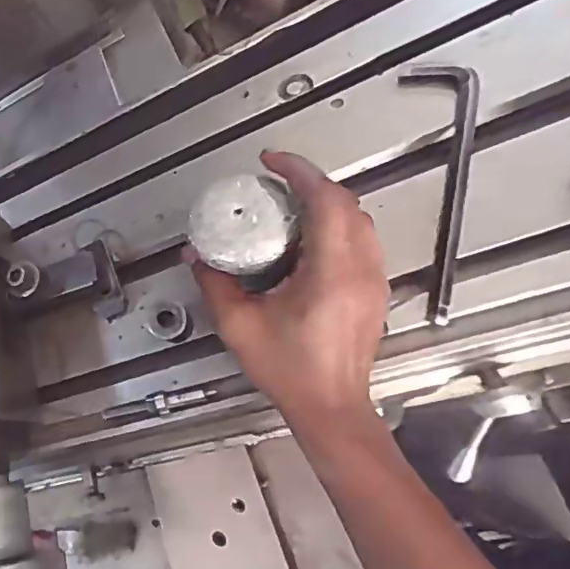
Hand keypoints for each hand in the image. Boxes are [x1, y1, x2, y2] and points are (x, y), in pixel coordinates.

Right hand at [191, 151, 390, 425]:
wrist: (331, 406)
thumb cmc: (294, 372)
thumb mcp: (239, 324)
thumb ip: (214, 283)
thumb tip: (197, 256)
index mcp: (332, 273)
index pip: (326, 200)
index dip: (298, 172)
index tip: (273, 162)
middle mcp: (360, 271)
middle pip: (346, 202)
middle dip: (310, 182)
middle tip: (276, 181)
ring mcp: (372, 280)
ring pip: (358, 218)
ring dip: (326, 201)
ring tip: (289, 203)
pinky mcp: (372, 290)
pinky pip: (360, 239)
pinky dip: (335, 223)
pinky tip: (307, 235)